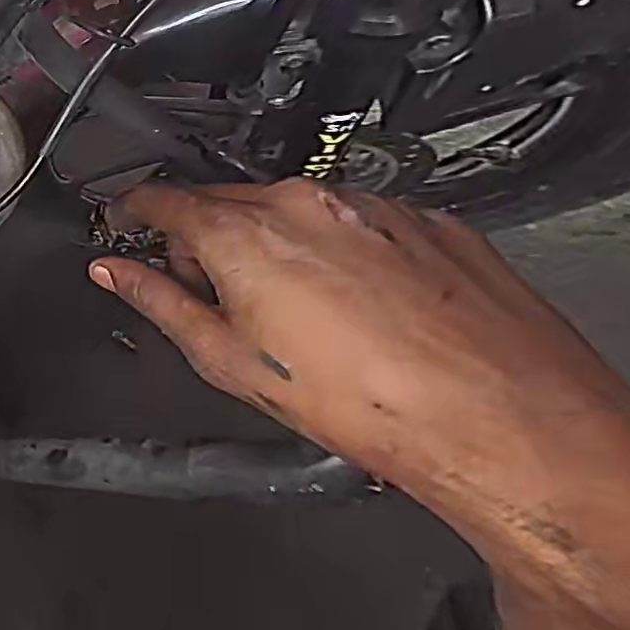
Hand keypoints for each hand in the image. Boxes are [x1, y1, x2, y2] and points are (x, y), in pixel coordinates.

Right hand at [89, 179, 629, 629]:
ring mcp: (367, 205)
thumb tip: (113, 270)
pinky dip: (336, 245)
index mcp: (239, 231)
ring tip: (302, 309)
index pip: (160, 198)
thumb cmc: (365, 402)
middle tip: (220, 294)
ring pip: (286, 207)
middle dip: (204, 238)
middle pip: (221, 202)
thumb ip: (155, 298)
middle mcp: (299, 202)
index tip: (128, 219)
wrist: (516, 431)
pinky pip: (353, 217)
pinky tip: (359, 302)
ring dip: (270, 240)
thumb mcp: (225, 357)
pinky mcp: (425, 220)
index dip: (134, 210)